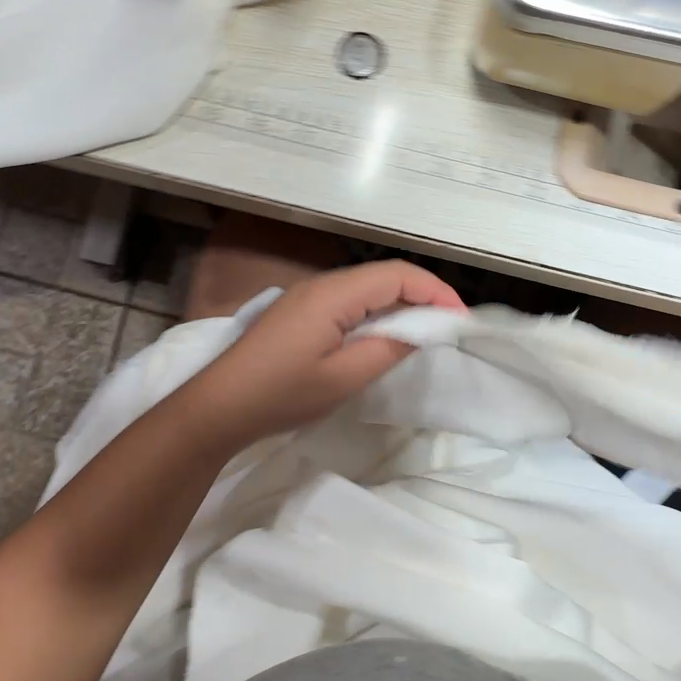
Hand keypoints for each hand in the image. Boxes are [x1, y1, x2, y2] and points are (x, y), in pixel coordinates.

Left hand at [178, 261, 465, 447]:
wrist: (220, 405)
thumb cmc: (281, 394)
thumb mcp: (342, 379)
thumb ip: (387, 351)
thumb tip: (420, 332)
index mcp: (333, 295)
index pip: (397, 275)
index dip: (435, 291)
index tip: (460, 319)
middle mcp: (321, 285)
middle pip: (383, 276)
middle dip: (422, 295)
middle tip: (448, 327)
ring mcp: (306, 296)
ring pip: (366, 287)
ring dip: (398, 304)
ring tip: (424, 333)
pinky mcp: (299, 311)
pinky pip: (348, 300)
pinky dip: (375, 312)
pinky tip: (382, 336)